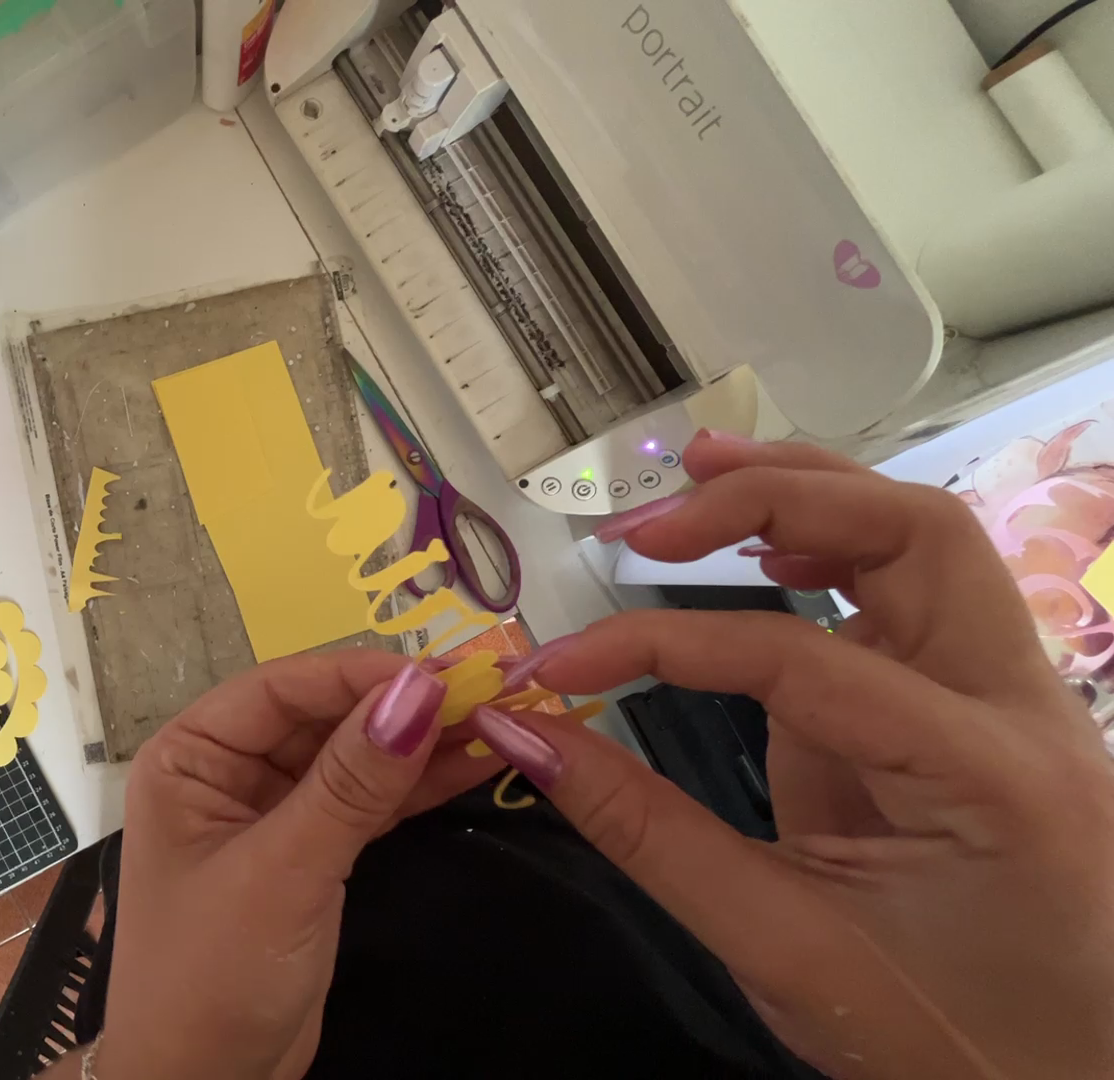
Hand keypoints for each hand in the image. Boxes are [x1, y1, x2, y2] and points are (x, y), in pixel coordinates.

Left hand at [98, 651, 505, 1078]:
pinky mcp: (307, 846)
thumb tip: (417, 692)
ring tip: (493, 718)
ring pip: (347, 755)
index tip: (436, 673)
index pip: (277, 689)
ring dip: (414, 741)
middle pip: (317, 716)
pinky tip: (472, 762)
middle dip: (394, 705)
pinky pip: (362, 800)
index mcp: (190, 754)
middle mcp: (225, 766)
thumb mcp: (283, 872)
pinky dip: (414, 786)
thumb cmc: (215, 972)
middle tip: (481, 691)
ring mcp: (268, 806)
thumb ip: (350, 783)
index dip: (355, 674)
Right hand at [470, 432, 1113, 1077]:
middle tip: (645, 525)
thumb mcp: (773, 941)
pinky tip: (760, 554)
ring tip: (692, 476)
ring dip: (800, 492)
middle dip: (765, 501)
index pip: (785, 656)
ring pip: (918, 535)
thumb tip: (514, 732)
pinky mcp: (951, 699)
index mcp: (984, 774)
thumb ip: (635, 825)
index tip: (550, 668)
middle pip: (912, 532)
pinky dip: (822, 540)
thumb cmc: (944, 1038)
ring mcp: (995, 692)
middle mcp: (1017, 705)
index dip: (645, 645)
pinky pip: (898, 584)